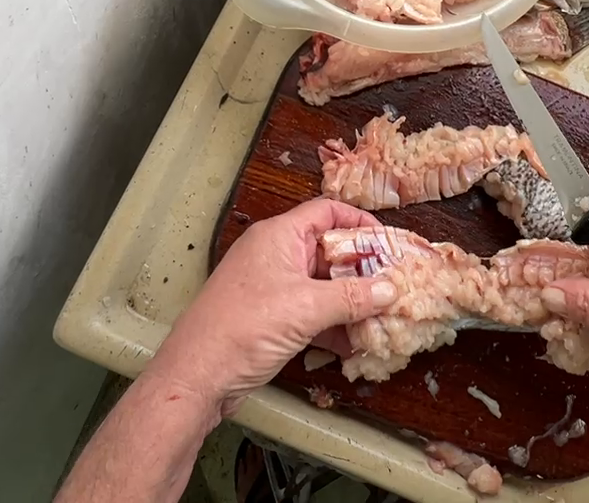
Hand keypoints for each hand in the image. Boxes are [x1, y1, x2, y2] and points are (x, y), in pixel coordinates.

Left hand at [147, 199, 398, 416]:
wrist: (196, 378)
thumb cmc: (242, 328)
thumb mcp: (305, 308)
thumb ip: (351, 298)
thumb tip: (389, 288)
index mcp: (279, 236)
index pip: (326, 211)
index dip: (358, 222)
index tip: (386, 241)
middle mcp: (274, 255)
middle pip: (326, 249)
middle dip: (360, 267)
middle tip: (392, 281)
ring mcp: (271, 287)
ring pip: (320, 284)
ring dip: (349, 300)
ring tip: (381, 315)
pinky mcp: (269, 318)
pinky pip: (310, 311)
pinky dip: (332, 323)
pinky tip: (354, 343)